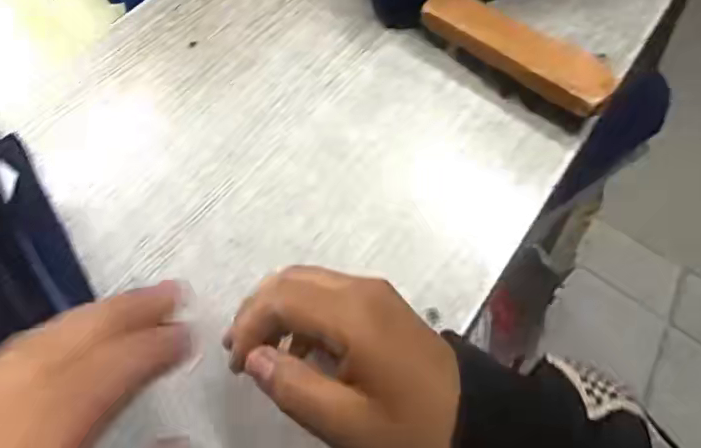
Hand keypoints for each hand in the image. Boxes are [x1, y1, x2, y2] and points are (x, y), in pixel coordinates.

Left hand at [0, 281, 192, 447]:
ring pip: (42, 339)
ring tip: (130, 305)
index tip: (190, 331)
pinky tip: (64, 334)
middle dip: (131, 309)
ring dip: (93, 316)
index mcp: (48, 423)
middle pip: (78, 337)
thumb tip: (179, 436)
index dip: (157, 343)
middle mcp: (10, 399)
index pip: (113, 365)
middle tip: (174, 292)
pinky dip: (49, 334)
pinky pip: (9, 356)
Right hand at [225, 267, 458, 447]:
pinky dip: (302, 311)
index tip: (235, 365)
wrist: (465, 412)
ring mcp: (373, 290)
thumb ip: (295, 387)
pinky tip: (297, 351)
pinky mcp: (379, 301)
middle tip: (237, 354)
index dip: (251, 322)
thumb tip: (253, 357)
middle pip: (294, 278)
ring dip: (279, 308)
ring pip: (310, 280)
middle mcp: (361, 287)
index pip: (284, 295)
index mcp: (353, 311)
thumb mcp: (345, 422)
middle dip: (259, 308)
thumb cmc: (405, 423)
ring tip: (258, 355)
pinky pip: (329, 292)